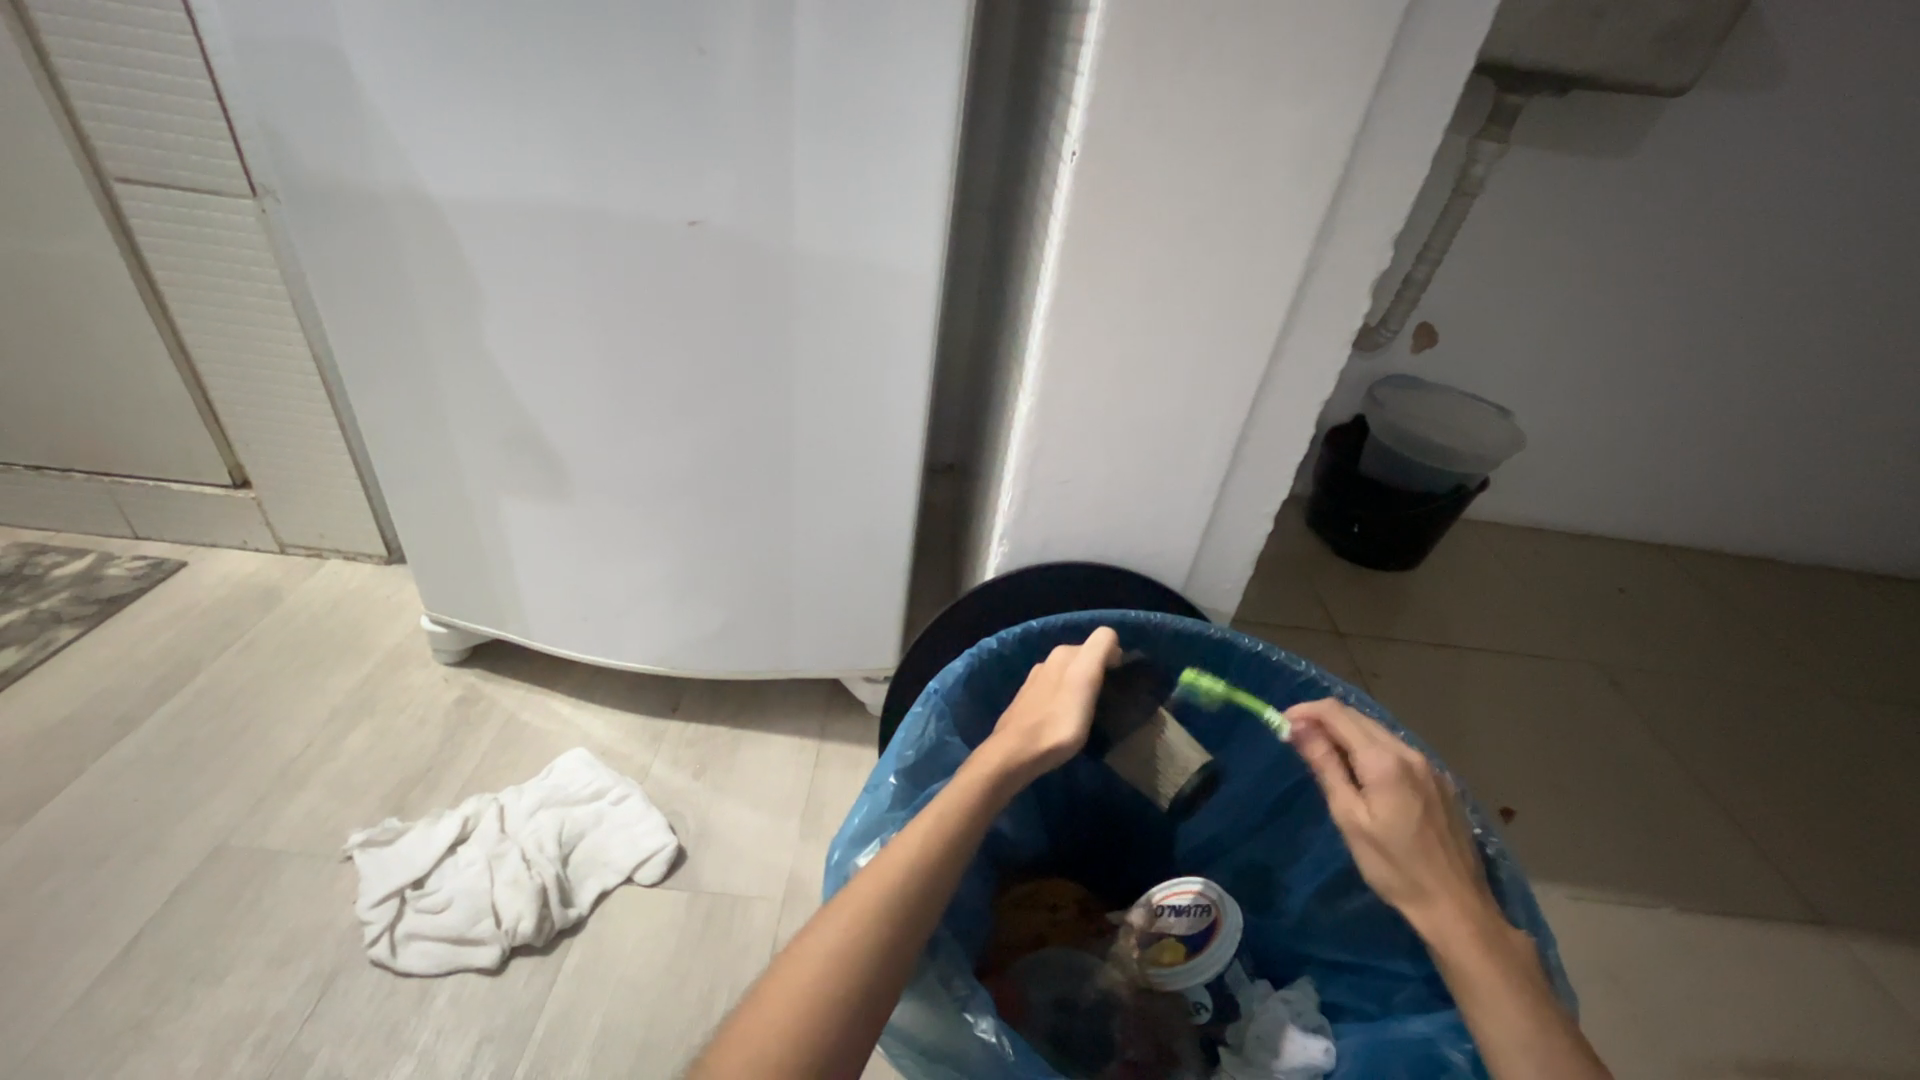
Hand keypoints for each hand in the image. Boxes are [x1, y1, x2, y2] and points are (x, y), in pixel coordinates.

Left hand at [975, 627, 1120, 786]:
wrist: (1016, 752)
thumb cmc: (1058, 722)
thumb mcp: (1086, 680)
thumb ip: (1099, 651)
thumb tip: (1112, 642)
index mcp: (1064, 654)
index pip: (1102, 641)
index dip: (1116, 659)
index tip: (1120, 684)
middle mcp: (1048, 661)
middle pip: (1085, 657)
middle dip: (1099, 671)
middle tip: (1109, 699)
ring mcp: (1035, 681)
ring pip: (1069, 674)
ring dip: (1081, 686)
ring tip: (1089, 711)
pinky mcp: (1027, 700)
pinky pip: (1056, 690)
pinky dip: (1066, 697)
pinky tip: (1066, 717)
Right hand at [1287, 698, 1498, 937]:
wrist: (1457, 905)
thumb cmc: (1394, 867)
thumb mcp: (1349, 817)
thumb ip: (1325, 766)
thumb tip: (1297, 726)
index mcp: (1385, 761)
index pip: (1337, 714)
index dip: (1305, 711)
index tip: (1281, 725)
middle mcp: (1410, 752)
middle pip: (1358, 717)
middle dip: (1323, 720)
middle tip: (1295, 740)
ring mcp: (1430, 765)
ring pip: (1378, 732)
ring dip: (1346, 734)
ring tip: (1322, 756)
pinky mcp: (1440, 781)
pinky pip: (1396, 749)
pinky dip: (1370, 749)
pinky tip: (1360, 773)